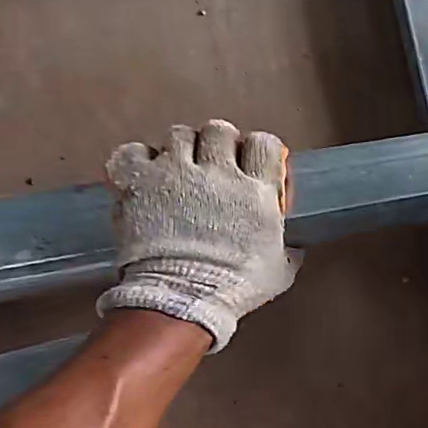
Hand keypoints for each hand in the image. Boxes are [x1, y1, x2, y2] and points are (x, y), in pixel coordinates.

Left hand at [96, 121, 301, 350]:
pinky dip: (139, 160)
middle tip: (215, 163)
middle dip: (218, 143)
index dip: (259, 150)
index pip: (264, 144)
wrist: (184, 297)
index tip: (255, 162)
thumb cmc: (235, 287)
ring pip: (179, 134)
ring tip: (181, 171)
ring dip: (181, 149)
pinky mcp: (139, 183)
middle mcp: (218, 175)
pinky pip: (134, 152)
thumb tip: (293, 248)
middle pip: (219, 130)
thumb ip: (285, 248)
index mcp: (257, 193)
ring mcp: (176, 175)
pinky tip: (146, 176)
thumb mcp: (279, 270)